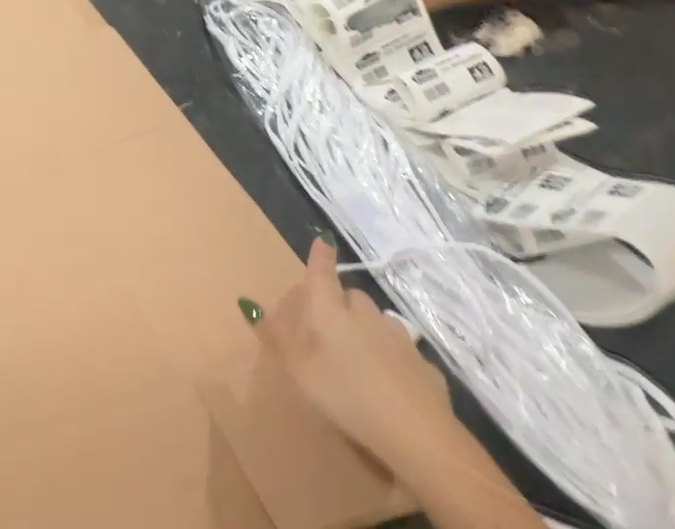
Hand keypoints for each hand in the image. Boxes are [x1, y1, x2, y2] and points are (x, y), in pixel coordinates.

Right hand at [258, 239, 453, 465]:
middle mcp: (367, 317)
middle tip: (328, 323)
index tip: (322, 240)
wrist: (417, 434)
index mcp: (331, 314)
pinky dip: (390, 354)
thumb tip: (250, 305)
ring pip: (379, 320)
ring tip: (357, 351)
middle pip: (353, 296)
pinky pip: (401, 349)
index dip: (320, 258)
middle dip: (341, 301)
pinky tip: (387, 378)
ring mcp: (400, 340)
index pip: (323, 276)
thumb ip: (277, 338)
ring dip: (367, 325)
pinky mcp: (424, 365)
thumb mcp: (299, 371)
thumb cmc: (345, 395)